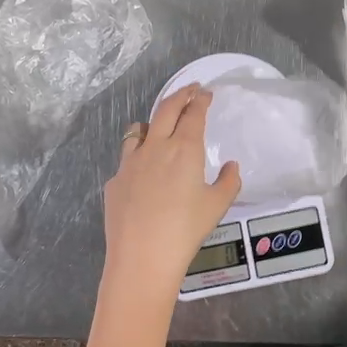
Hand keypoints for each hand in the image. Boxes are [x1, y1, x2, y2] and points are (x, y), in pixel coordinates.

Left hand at [103, 84, 241, 288]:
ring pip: (139, 129)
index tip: (205, 93)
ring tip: (160, 126)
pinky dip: (138, 156)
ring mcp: (130, 162)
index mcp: (184, 149)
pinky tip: (143, 172)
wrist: (142, 256)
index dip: (200, 100)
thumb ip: (229, 182)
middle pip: (166, 109)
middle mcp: (156, 147)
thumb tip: (232, 166)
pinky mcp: (115, 180)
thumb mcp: (217, 206)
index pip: (193, 113)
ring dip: (153, 122)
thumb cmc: (186, 230)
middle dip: (180, 95)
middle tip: (190, 90)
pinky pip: (127, 159)